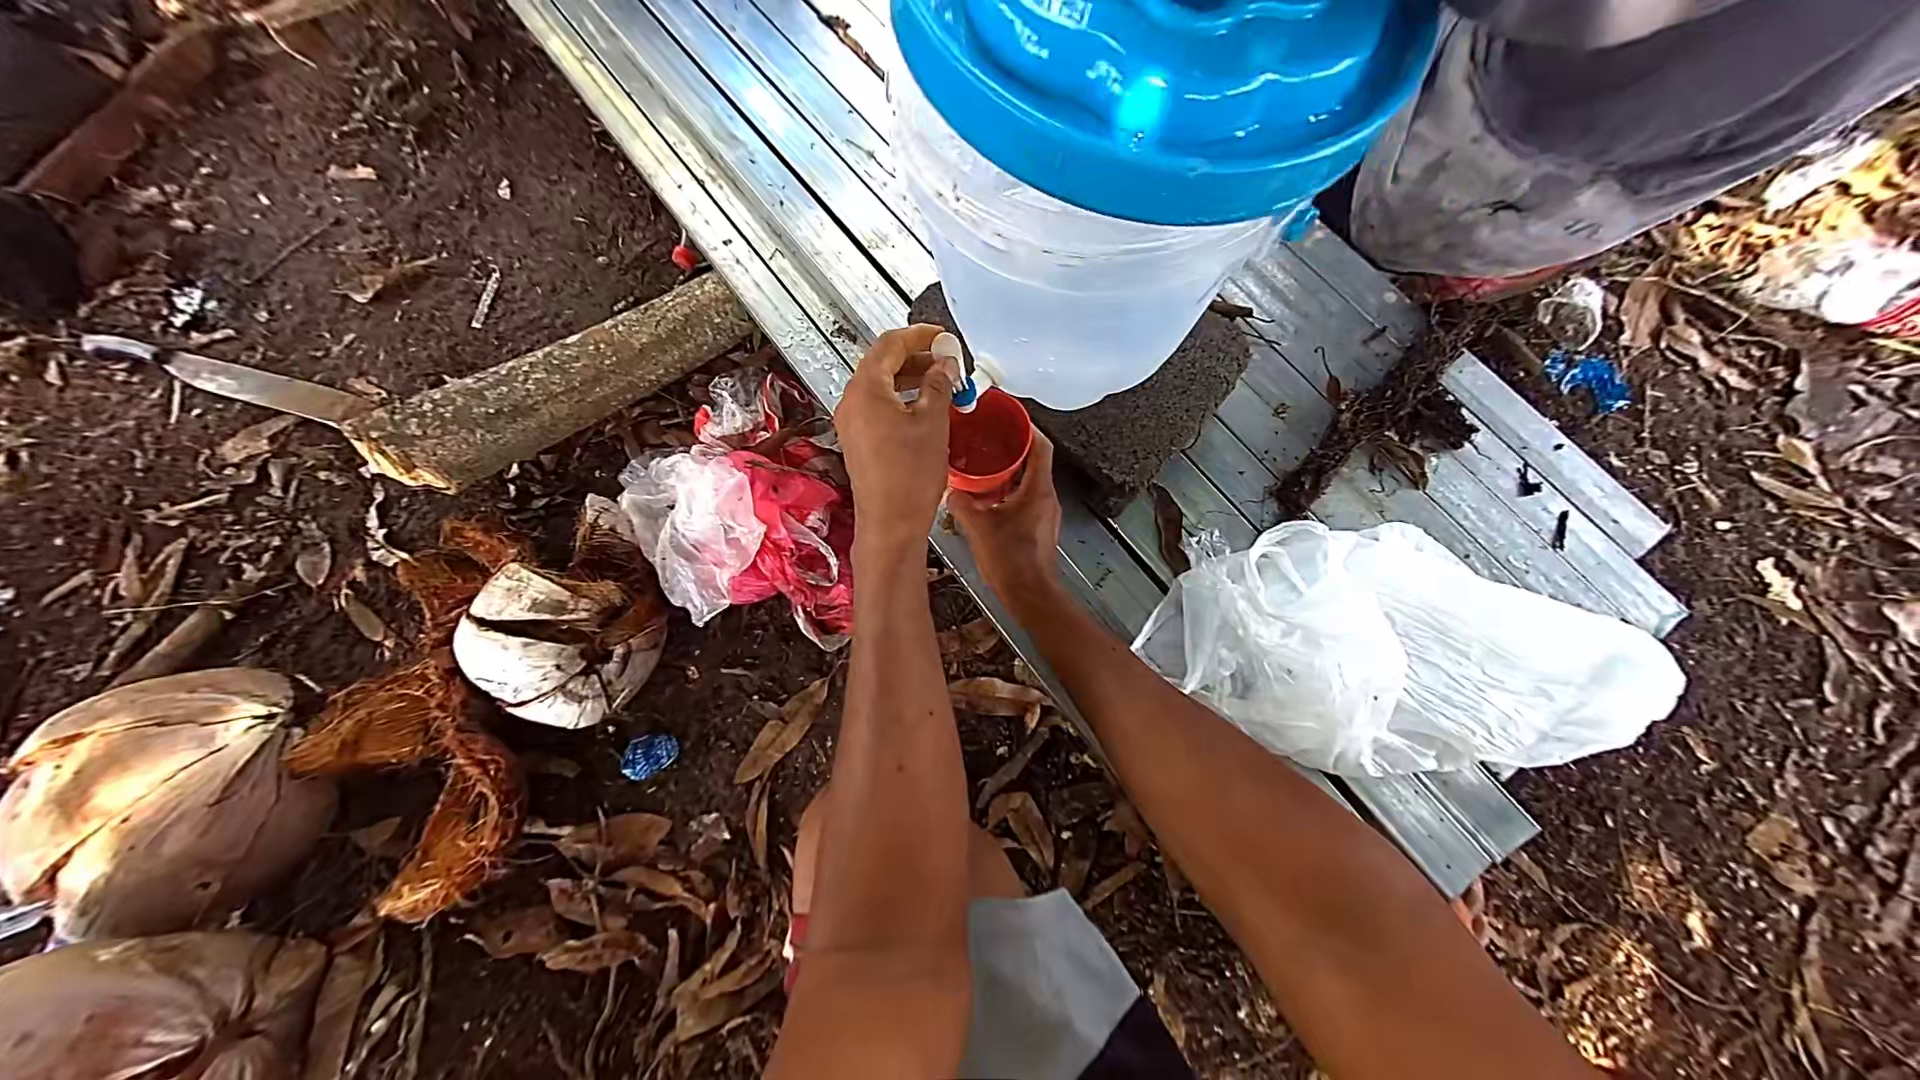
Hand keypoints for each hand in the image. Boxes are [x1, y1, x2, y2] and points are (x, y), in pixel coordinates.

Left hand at [835, 324, 959, 551]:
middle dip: (917, 357)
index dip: (919, 335)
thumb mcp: (933, 422)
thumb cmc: (908, 479)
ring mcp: (852, 423)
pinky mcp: (858, 441)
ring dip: (910, 379)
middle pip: (882, 363)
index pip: (890, 344)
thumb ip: (939, 383)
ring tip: (942, 384)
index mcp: (866, 389)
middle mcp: (852, 402)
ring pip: (881, 386)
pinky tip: (925, 409)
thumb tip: (944, 363)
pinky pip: (878, 408)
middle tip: (946, 359)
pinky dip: (901, 400)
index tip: (940, 335)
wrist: (891, 522)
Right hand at [950, 429, 1061, 605]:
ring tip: (986, 467)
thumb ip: (962, 504)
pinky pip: (1026, 500)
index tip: (1012, 418)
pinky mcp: (1038, 528)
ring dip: (1011, 472)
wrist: (1029, 593)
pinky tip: (989, 499)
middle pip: (1035, 462)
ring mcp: (1044, 514)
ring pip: (1030, 482)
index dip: (1028, 428)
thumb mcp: (979, 527)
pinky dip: (1010, 492)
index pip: (1041, 447)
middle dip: (1014, 449)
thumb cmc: (1012, 562)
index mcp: (1038, 490)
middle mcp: (1046, 499)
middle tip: (992, 440)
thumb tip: (952, 492)